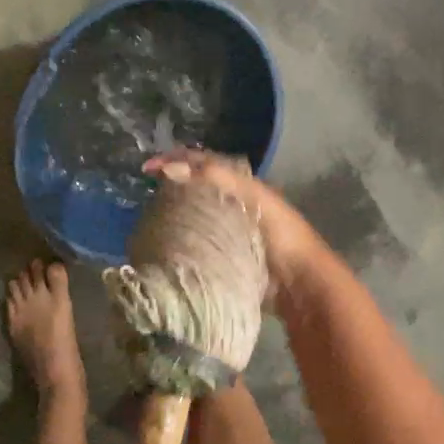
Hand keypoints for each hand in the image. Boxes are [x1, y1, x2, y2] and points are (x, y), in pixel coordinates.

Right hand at [144, 150, 326, 296]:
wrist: (299, 284)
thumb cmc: (280, 236)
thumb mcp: (253, 198)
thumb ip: (218, 179)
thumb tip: (170, 168)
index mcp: (243, 187)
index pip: (204, 165)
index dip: (176, 159)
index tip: (147, 168)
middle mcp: (233, 206)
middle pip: (196, 189)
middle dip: (170, 186)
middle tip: (143, 191)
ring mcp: (227, 234)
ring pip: (193, 215)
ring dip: (171, 213)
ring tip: (145, 217)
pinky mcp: (222, 259)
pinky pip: (195, 243)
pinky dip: (178, 240)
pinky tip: (160, 244)